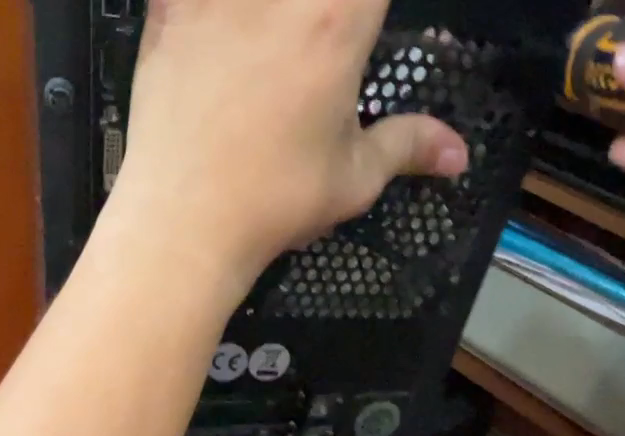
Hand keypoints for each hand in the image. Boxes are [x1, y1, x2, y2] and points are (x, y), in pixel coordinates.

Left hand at [108, 0, 468, 284]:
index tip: (365, 24)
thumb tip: (457, 153)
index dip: (367, 6)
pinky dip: (194, 8)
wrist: (186, 225)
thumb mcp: (353, 179)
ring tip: (266, 43)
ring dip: (262, 15)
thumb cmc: (276, 203)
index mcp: (337, 21)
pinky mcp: (166, 13)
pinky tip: (211, 28)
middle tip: (316, 36)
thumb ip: (407, 147)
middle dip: (324, 13)